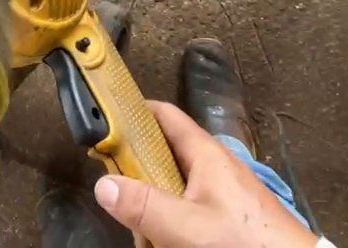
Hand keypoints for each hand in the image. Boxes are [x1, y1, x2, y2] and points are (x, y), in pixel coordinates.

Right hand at [94, 101, 318, 247]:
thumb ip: (145, 206)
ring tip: (136, 222)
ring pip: (176, 184)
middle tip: (113, 183)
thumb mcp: (189, 227)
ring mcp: (223, 192)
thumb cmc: (245, 242)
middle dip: (137, 166)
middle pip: (165, 151)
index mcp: (205, 152)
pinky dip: (171, 219)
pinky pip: (190, 208)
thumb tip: (102, 184)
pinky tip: (163, 239)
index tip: (105, 123)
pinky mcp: (230, 218)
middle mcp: (213, 165)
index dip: (133, 112)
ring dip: (153, 199)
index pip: (163, 114)